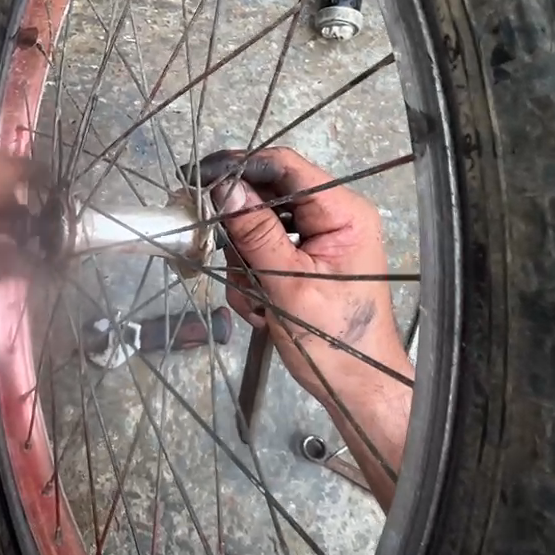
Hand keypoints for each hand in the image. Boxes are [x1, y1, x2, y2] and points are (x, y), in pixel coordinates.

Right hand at [211, 147, 412, 495]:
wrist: (355, 389)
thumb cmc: (335, 338)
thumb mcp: (288, 283)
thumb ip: (255, 232)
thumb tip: (224, 187)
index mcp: (342, 213)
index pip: (285, 167)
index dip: (239, 165)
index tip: (199, 175)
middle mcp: (330, 217)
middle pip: (265, 196)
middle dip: (238, 229)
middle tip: (221, 255)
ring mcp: (315, 238)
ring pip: (255, 225)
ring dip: (243, 260)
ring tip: (254, 296)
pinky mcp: (300, 257)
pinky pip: (259, 248)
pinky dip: (249, 275)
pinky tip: (260, 304)